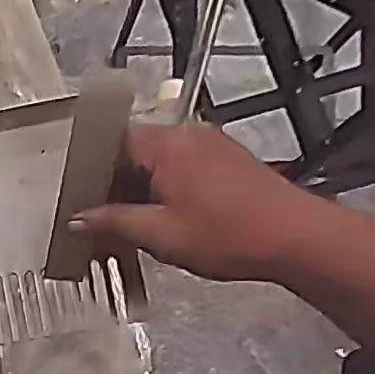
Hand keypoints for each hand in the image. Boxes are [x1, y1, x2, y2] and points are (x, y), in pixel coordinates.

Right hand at [74, 122, 374, 343]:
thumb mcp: (159, 234)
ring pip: (157, 159)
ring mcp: (210, 145)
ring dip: (138, 186)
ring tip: (127, 220)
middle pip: (134, 148)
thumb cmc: (227, 234)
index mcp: (167, 145)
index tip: (78, 193)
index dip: (91, 167)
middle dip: (113, 180)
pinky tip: (159, 216)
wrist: (296, 238)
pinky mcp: (225, 160)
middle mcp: (188, 135)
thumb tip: (78, 219)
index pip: (113, 141)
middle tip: (97, 214)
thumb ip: (113, 222)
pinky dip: (161, 187)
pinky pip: (179, 165)